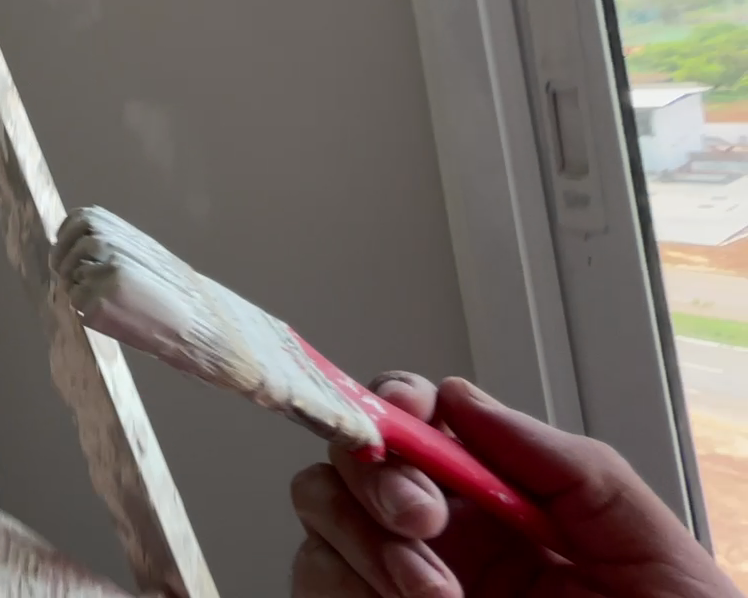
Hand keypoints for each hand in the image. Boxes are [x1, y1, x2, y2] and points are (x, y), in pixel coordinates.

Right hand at [290, 372, 738, 596]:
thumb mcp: (661, 573)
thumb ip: (577, 473)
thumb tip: (459, 395)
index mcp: (497, 502)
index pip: (419, 414)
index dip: (396, 398)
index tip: (403, 412)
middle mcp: (432, 527)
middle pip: (351, 448)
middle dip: (376, 474)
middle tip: (420, 520)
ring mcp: (385, 571)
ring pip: (317, 501)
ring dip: (362, 538)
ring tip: (430, 596)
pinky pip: (311, 572)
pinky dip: (345, 585)